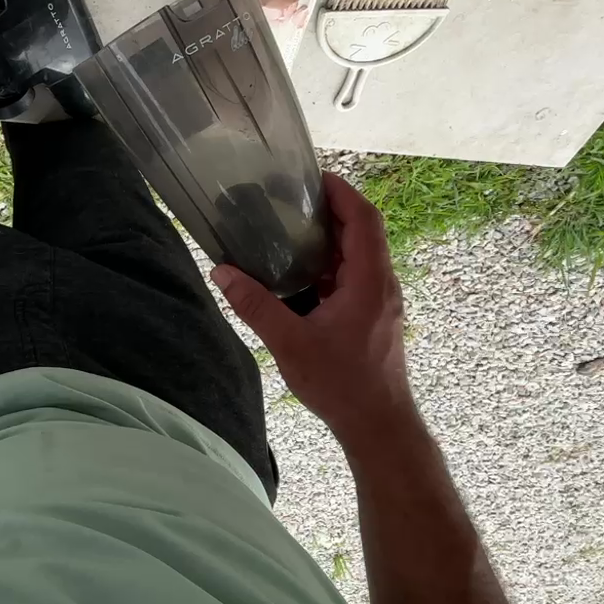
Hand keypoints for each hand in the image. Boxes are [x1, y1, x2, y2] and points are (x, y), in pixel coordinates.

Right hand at [212, 173, 423, 456]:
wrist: (378, 425)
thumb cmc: (341, 383)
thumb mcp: (290, 342)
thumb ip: (256, 305)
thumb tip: (222, 273)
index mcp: (369, 283)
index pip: (364, 221)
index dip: (344, 193)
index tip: (315, 177)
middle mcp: (380, 286)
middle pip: (362, 233)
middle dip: (331, 210)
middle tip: (292, 198)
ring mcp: (378, 303)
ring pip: (357, 256)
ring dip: (329, 238)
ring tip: (289, 228)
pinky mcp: (370, 318)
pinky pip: (351, 277)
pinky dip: (328, 264)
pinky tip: (297, 272)